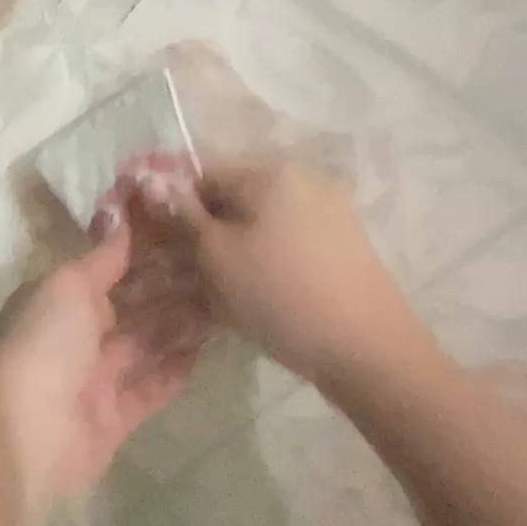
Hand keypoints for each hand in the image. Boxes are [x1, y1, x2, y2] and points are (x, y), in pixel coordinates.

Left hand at [0, 225, 189, 507]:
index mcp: (57, 295)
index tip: (176, 231)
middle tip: (211, 269)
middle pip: (127, 305)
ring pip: (143, 344)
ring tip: (220, 304)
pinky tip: (205, 350)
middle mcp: (75, 331)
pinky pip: (151, 386)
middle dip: (164, 288)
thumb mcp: (69, 285)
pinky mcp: (116, 414)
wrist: (27, 429)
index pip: (103, 267)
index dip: (136, 250)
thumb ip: (101, 256)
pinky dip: (175, 369)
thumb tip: (119, 213)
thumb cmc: (44, 341)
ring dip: (177, 326)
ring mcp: (95, 375)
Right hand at [166, 159, 429, 382]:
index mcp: (270, 170)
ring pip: (258, 221)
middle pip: (231, 195)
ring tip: (217, 288)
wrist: (373, 357)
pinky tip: (254, 294)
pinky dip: (263, 259)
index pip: (200, 172)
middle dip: (204, 228)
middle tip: (185, 269)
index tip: (159, 240)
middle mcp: (302, 179)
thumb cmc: (281, 295)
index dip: (173, 204)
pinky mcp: (344, 246)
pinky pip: (286, 240)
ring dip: (232, 247)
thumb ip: (181, 213)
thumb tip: (153, 182)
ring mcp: (329, 212)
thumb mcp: (215, 254)